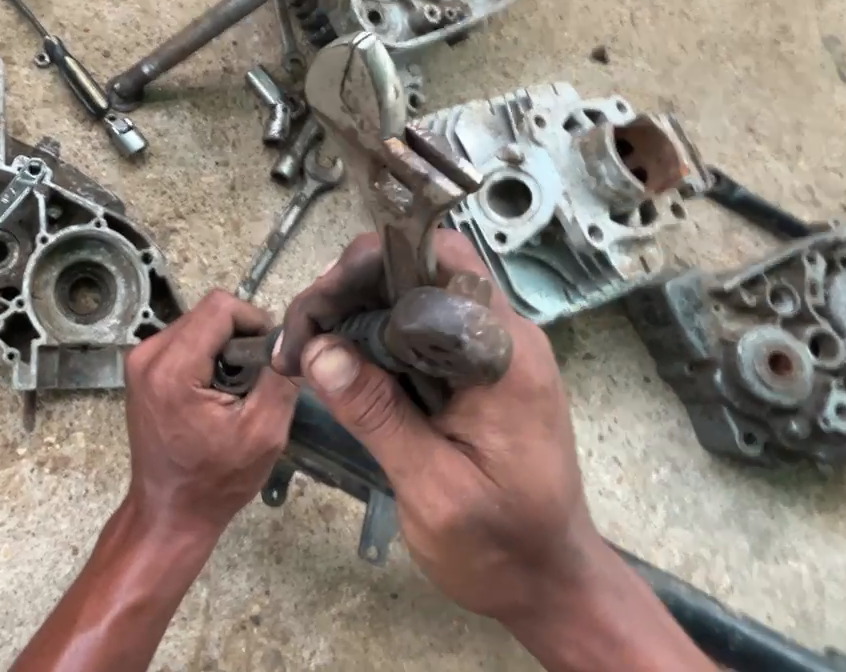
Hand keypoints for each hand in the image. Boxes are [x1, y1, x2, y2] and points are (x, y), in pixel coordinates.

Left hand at [122, 290, 298, 538]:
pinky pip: (184, 340)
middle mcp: (148, 354)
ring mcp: (140, 359)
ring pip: (197, 324)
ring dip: (223, 348)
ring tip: (234, 391)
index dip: (253, 321)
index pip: (220, 306)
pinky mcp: (142, 368)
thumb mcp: (263, 433)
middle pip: (207, 313)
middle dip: (238, 338)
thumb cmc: (215, 481)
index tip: (267, 356)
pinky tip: (215, 392)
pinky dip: (206, 356)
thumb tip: (289, 340)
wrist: (169, 512)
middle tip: (253, 381)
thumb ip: (278, 379)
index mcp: (172, 367)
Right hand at [279, 231, 603, 626]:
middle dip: (344, 290)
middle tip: (297, 341)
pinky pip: (405, 326)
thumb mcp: (434, 490)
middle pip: (410, 268)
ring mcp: (481, 347)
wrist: (548, 583)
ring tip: (302, 354)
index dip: (369, 269)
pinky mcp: (463, 365)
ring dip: (345, 312)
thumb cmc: (503, 548)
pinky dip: (361, 336)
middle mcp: (496, 334)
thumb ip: (379, 417)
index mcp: (503, 353)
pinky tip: (330, 367)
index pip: (437, 261)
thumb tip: (318, 350)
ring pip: (401, 293)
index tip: (317, 316)